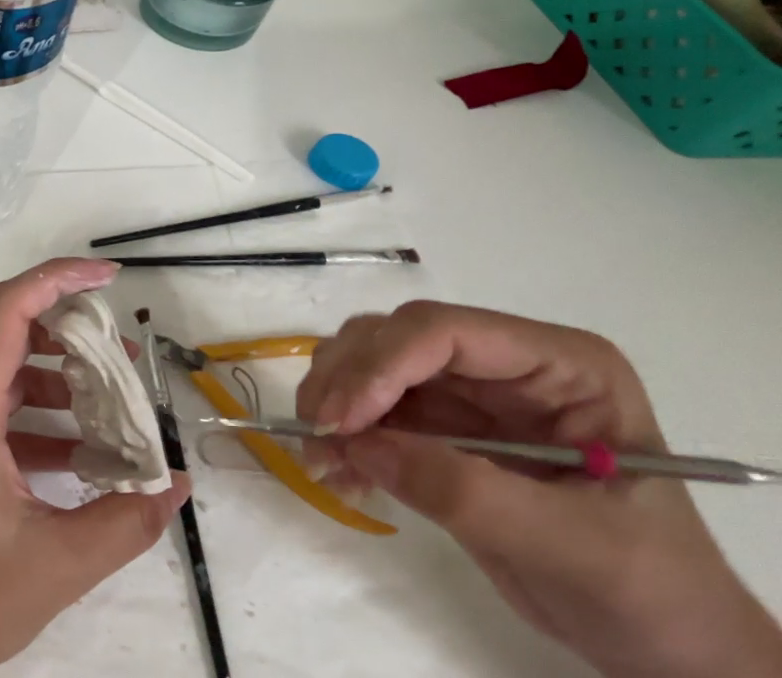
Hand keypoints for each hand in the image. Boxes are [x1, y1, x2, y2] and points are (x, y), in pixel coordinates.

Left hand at [0, 258, 190, 677]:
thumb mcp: (57, 562)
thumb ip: (126, 520)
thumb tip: (177, 486)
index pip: (6, 310)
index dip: (55, 280)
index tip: (107, 277)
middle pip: (8, 337)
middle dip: (71, 341)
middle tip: (129, 368)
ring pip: (4, 377)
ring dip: (59, 386)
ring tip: (119, 417)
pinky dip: (40, 422)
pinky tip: (85, 461)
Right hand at [298, 301, 781, 677]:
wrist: (657, 641)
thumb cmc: (644, 587)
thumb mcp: (567, 542)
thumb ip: (464, 490)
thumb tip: (358, 444)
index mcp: (560, 367)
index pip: (444, 332)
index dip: (381, 365)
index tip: (338, 421)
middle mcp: (506, 366)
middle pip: (392, 339)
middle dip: (345, 383)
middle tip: (316, 438)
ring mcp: (469, 396)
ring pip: (367, 366)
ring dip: (333, 408)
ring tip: (324, 464)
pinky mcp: (438, 430)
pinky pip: (366, 413)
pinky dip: (340, 439)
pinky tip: (340, 479)